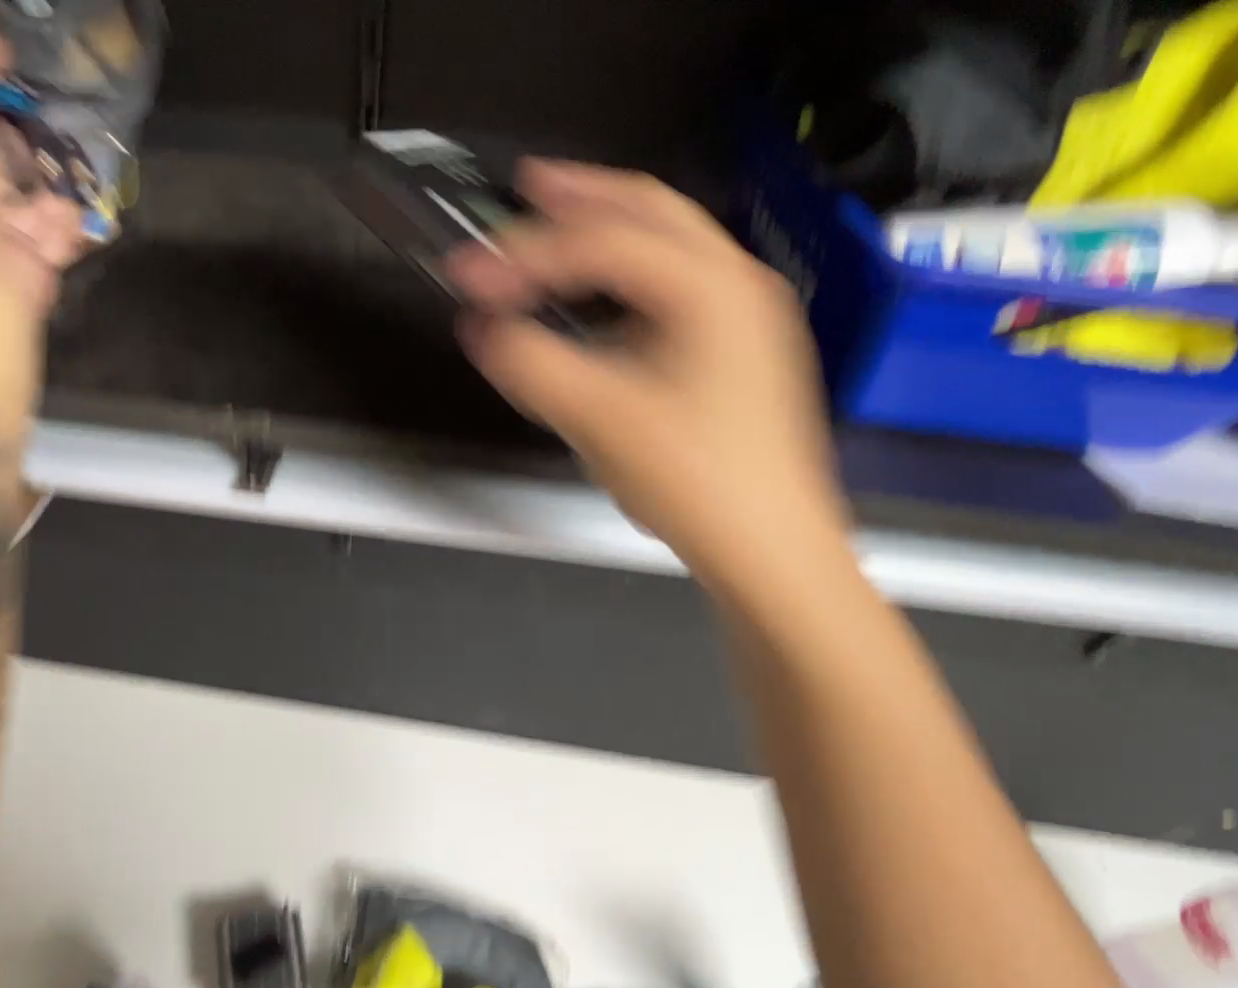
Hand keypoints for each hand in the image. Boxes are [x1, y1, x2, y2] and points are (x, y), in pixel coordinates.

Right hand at [447, 160, 851, 591]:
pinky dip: (626, 273)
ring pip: (667, 245)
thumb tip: (481, 329)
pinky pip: (674, 285)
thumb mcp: (601, 421)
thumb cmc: (697, 482)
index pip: (601, 244)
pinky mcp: (736, 352)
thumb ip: (531, 365)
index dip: (524, 254)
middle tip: (525, 186)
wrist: (773, 550)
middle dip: (581, 195)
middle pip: (650, 211)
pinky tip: (596, 298)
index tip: (465, 275)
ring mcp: (744, 317)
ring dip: (606, 228)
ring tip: (555, 223)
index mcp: (710, 289)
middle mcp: (736, 285)